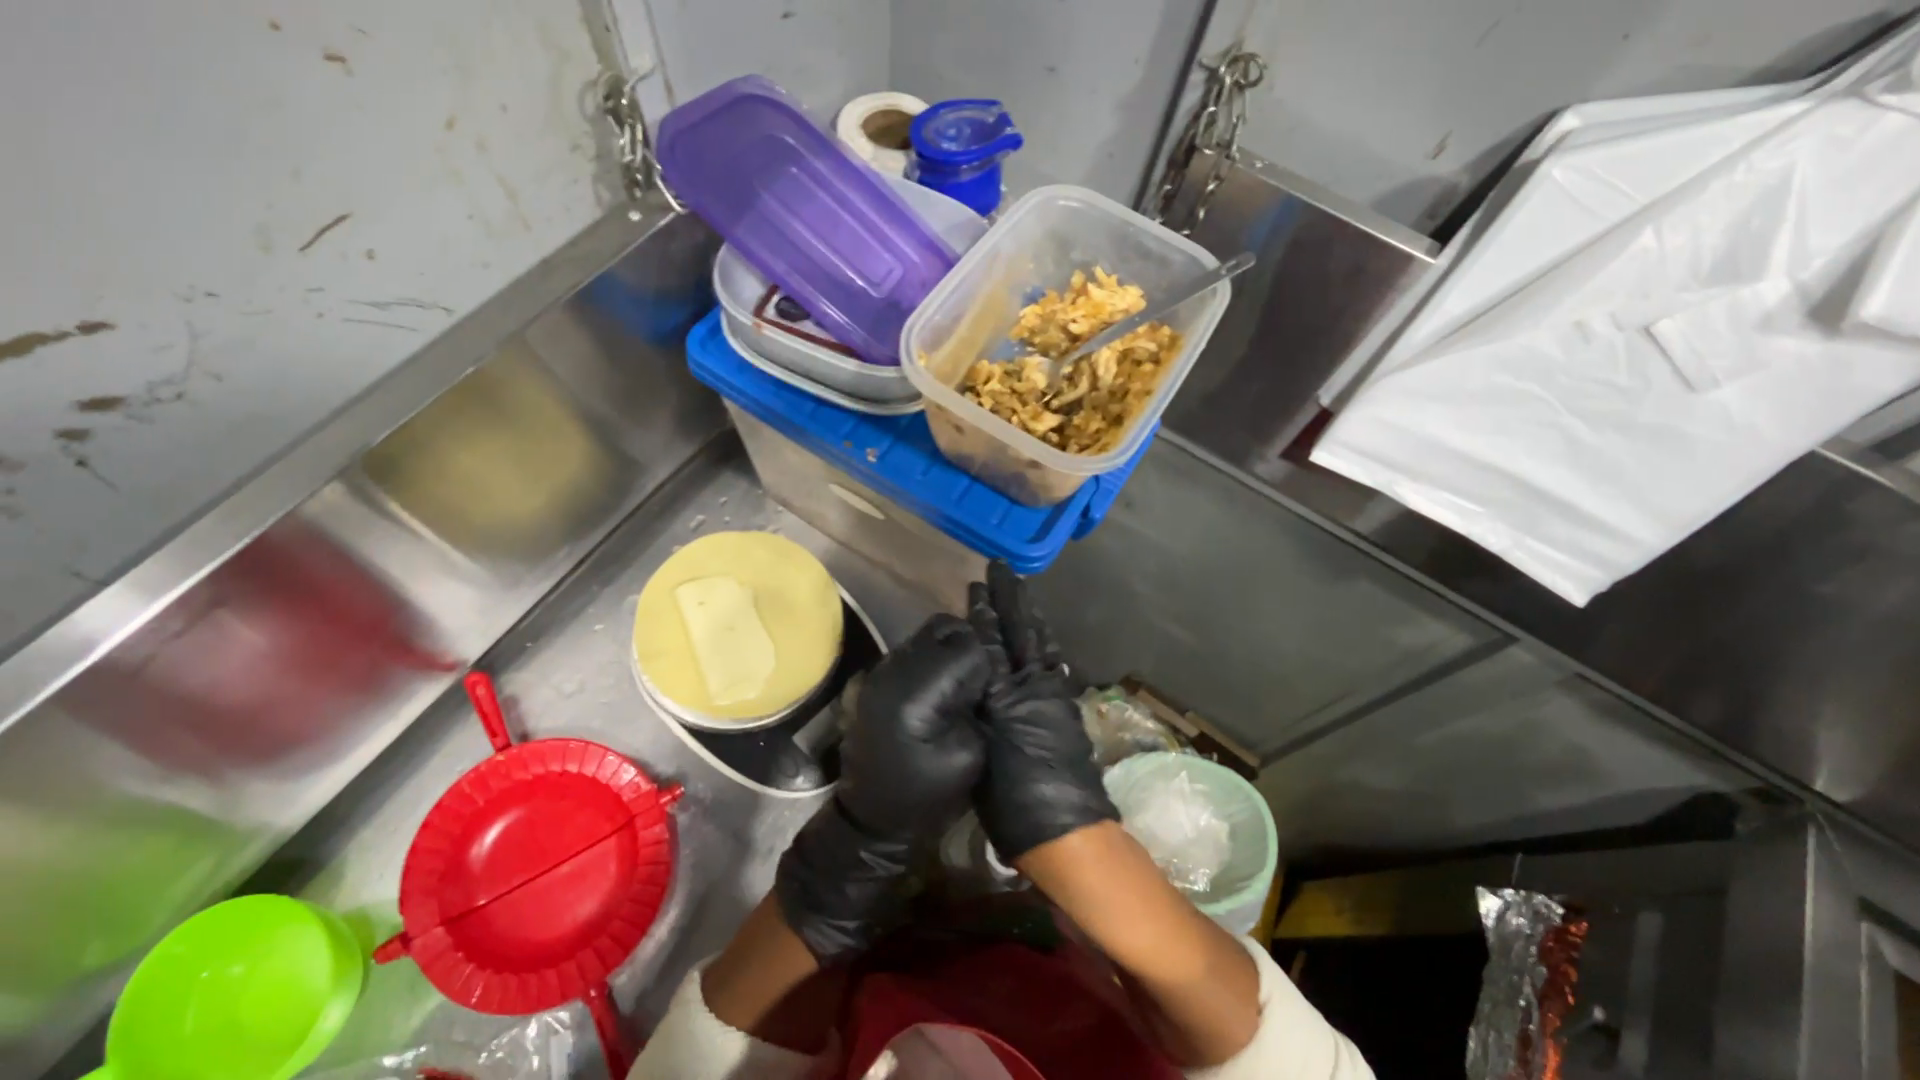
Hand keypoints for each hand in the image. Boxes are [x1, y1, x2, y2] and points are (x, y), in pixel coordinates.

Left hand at [839, 613, 992, 837]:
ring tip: (954, 686)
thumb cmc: (925, 794)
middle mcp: (891, 670)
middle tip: (976, 680)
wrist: (869, 816)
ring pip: (923, 636)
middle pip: (942, 628)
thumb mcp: (971, 756)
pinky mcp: (869, 678)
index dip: (985, 663)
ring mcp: (875, 671)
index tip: (988, 688)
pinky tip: (930, 692)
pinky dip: (924, 663)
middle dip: (966, 647)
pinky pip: (906, 653)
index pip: (965, 645)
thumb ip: (981, 706)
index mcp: (916, 691)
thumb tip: (987, 674)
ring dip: (944, 653)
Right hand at [968, 561, 1116, 860]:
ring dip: (1030, 618)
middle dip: (1009, 600)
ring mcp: (1055, 697)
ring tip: (1021, 596)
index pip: (988, 642)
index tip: (975, 587)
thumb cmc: (1010, 798)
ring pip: (1040, 644)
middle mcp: (1033, 686)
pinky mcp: (1066, 712)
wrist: (1063, 829)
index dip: (981, 614)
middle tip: (1000, 571)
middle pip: (1020, 632)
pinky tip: (1042, 642)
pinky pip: (1051, 664)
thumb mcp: (978, 750)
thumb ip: (973, 709)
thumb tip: (965, 680)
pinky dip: (1045, 645)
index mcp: (1007, 693)